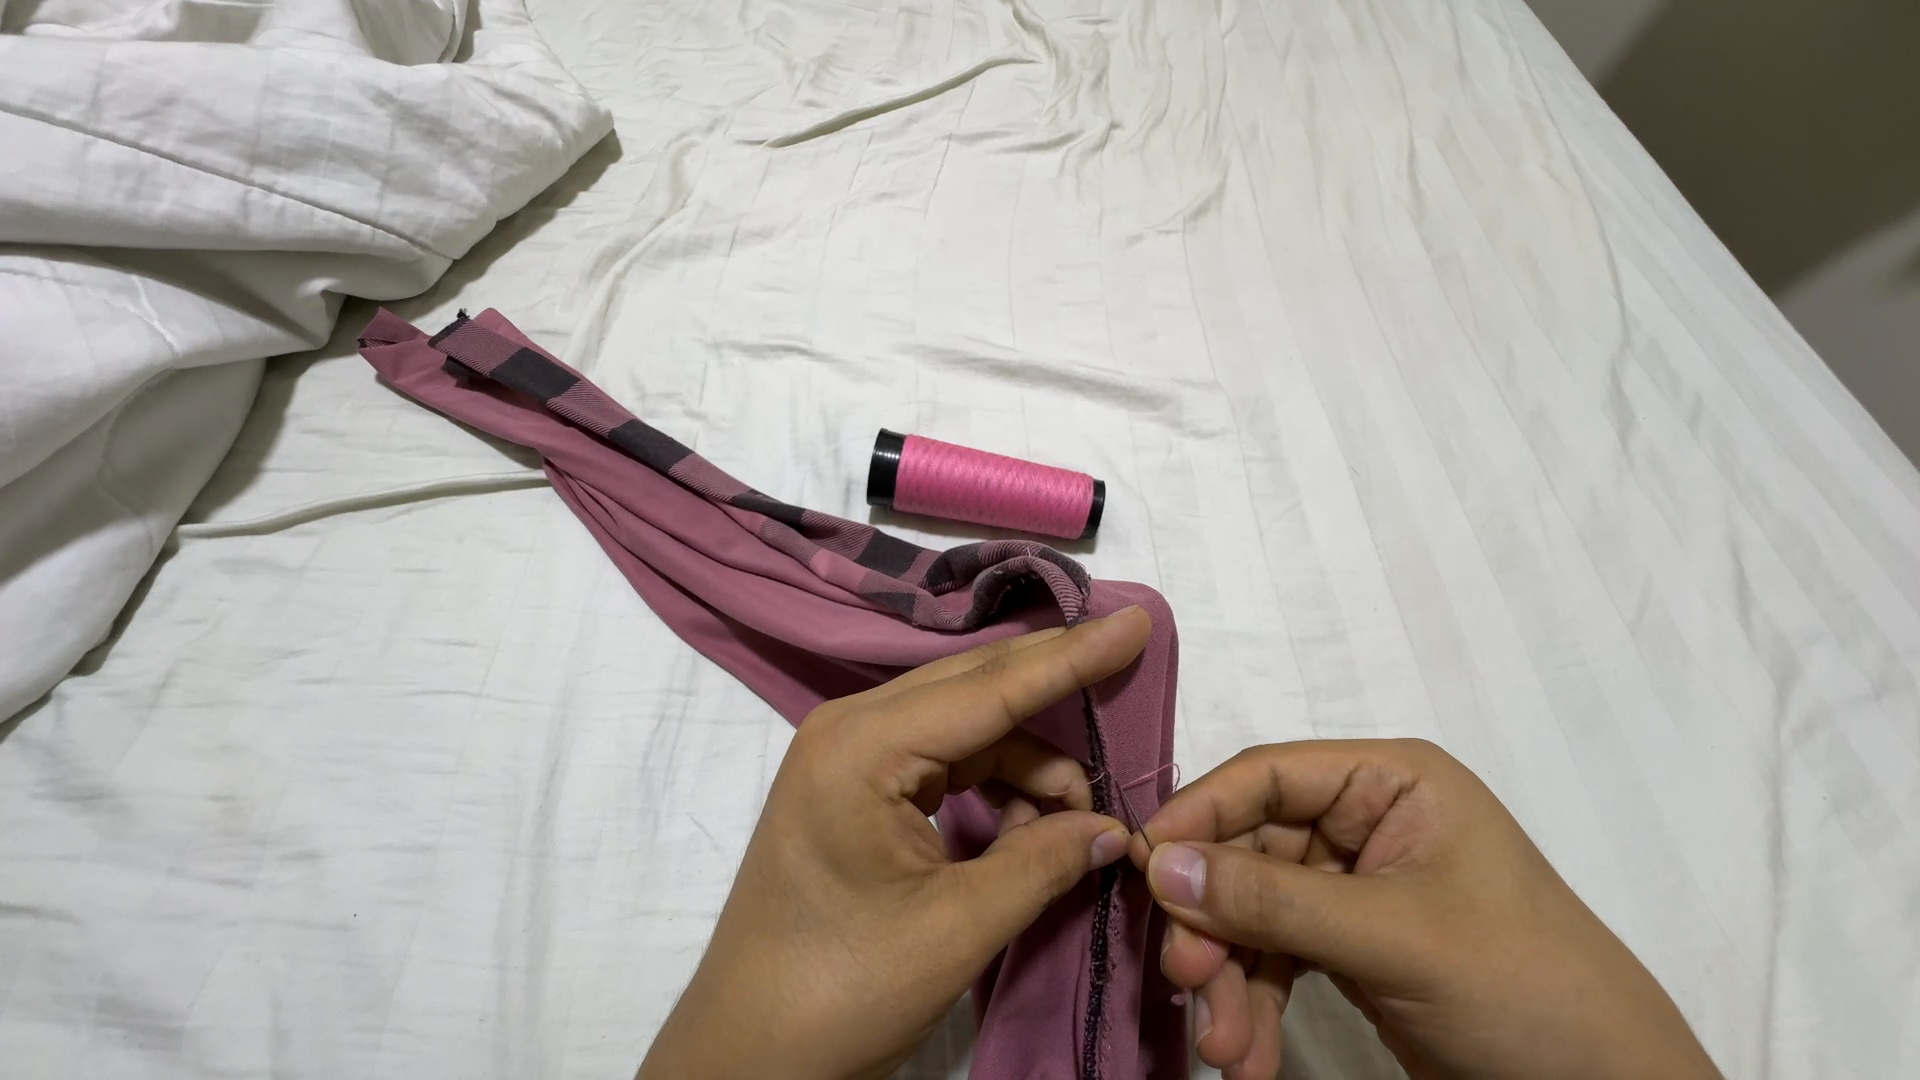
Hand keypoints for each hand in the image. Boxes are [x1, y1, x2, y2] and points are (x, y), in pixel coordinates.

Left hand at [637, 607, 1152, 1079]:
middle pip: (974, 686)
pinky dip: (998, 781)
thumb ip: (1041, 864)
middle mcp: (852, 728)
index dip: (1071, 658)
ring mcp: (852, 752)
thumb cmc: (838, 992)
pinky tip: (1032, 819)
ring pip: (966, 724)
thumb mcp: (953, 930)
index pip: (989, 689)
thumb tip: (1114, 827)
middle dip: (1054, 680)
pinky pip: (946, 758)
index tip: (1134, 623)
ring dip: (1029, 757)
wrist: (744, 1053)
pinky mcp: (860, 783)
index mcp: (863, 746)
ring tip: (1080, 812)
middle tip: (1127, 657)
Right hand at [1131, 739, 1720, 1079]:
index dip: (1199, 814)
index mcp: (1386, 782)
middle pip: (1249, 851)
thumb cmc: (1525, 991)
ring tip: (1222, 1045)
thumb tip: (1156, 864)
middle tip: (1183, 976)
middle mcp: (1361, 820)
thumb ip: (1270, 898)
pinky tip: (1245, 1053)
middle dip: (1215, 920)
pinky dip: (1252, 1000)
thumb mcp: (1393, 937)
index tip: (1143, 865)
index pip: (1266, 777)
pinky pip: (1274, 956)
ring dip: (1228, 975)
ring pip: (1252, 909)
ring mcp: (1350, 885)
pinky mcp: (1345, 942)